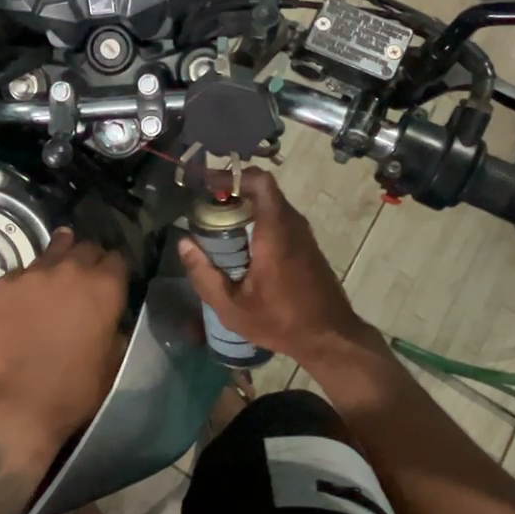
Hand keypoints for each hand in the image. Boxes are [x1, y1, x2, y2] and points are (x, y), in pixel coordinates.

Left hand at [0, 228, 128, 454]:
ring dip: (59, 259)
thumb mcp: (112, 361)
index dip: (115, 271)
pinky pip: (21, 273)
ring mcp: (33, 273)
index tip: (112, 282)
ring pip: (52, 251)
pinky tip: (25, 299)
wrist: (16, 405)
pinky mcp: (3, 284)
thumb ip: (115, 328)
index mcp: (104, 288)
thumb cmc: (74, 390)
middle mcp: (71, 270)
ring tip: (56, 271)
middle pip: (85, 248)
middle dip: (88, 260)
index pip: (117, 260)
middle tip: (84, 279)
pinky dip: (28, 281)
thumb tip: (111, 318)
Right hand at [178, 168, 367, 365]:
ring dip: (246, 205)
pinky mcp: (307, 246)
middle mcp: (292, 225)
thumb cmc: (281, 321)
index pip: (260, 182)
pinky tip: (241, 243)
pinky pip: (280, 219)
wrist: (331, 337)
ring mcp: (303, 235)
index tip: (207, 184)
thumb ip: (204, 274)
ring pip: (272, 204)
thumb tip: (184, 243)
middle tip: (206, 204)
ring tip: (218, 222)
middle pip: (263, 190)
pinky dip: (259, 219)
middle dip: (233, 190)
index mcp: (275, 232)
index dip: (233, 175)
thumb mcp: (232, 307)